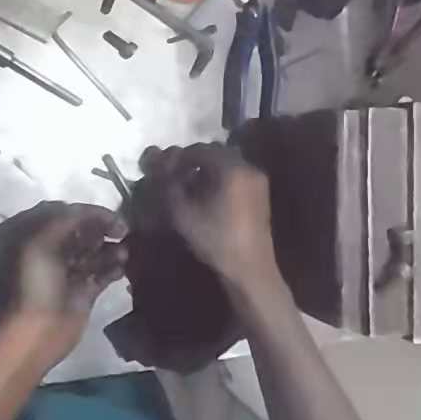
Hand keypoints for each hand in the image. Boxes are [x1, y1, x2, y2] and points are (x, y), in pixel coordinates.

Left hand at [0, 203, 127, 369]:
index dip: (91, 213)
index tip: (113, 217)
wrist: (39, 331)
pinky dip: (114, 268)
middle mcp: (56, 253)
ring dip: (111, 248)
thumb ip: (66, 221)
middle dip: (104, 229)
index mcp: (41, 239)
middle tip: (122, 231)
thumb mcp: (43, 244)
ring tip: (125, 251)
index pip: (69, 216)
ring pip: (96, 252)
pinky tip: (123, 266)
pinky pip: (104, 274)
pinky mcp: (85, 292)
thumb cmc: (37, 284)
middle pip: (85, 233)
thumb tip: (92, 212)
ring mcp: (72, 273)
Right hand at [139, 143, 283, 295]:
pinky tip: (208, 193)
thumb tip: (159, 169)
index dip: (177, 158)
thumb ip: (169, 186)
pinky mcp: (261, 192)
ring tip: (190, 184)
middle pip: (214, 152)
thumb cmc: (216, 240)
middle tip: (175, 174)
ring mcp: (257, 179)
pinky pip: (236, 173)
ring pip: (226, 162)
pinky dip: (220, 176)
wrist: (250, 269)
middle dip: (193, 160)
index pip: (197, 150)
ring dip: (207, 168)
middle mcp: (247, 167)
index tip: (163, 169)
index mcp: (230, 169)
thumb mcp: (183, 213)